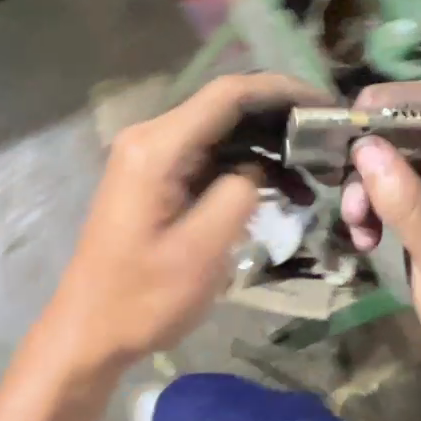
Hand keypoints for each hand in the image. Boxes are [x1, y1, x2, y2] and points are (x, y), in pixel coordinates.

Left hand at [45, 74, 330, 368]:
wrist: (90, 330)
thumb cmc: (143, 298)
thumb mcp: (202, 252)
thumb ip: (238, 193)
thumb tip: (259, 165)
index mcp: (157, 146)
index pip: (227, 94)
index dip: (280, 90)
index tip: (325, 103)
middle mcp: (152, 136)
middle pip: (226, 106)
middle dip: (281, 117)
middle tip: (330, 138)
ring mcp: (153, 153)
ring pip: (223, 130)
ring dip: (268, 146)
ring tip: (315, 174)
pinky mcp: (159, 173)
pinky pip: (210, 154)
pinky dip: (246, 166)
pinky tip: (283, 190)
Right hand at [340, 82, 420, 390]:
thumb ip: (403, 199)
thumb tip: (363, 145)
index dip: (407, 98)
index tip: (359, 107)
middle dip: (381, 147)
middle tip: (342, 155)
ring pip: (410, 159)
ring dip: (374, 183)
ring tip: (354, 216)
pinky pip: (407, 187)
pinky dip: (381, 204)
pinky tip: (365, 236)